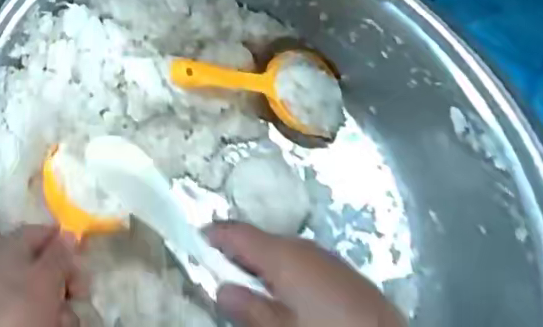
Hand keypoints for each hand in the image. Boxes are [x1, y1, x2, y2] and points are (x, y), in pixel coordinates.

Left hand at [0, 225, 85, 326]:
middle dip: (69, 280)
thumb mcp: (45, 276)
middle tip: (79, 293)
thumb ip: (60, 253)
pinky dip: (55, 320)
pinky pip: (44, 313)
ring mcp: (14, 296)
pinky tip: (57, 326)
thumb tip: (69, 232)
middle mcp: (12, 267)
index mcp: (12, 245)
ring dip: (64, 306)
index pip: (43, 232)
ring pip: (51, 294)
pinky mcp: (19, 320)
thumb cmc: (21, 306)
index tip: (84, 254)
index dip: (64, 240)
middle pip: (50, 265)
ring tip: (63, 319)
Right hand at [208, 222, 404, 326]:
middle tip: (223, 282)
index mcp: (280, 253)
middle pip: (258, 242)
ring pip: (283, 255)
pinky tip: (296, 307)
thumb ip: (248, 310)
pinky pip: (306, 268)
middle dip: (238, 258)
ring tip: (258, 298)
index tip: (193, 247)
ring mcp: (328, 260)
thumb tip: (219, 287)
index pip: (233, 231)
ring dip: (266, 270)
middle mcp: (301, 246)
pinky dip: (291, 279)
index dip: (210, 236)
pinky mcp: (348, 278)